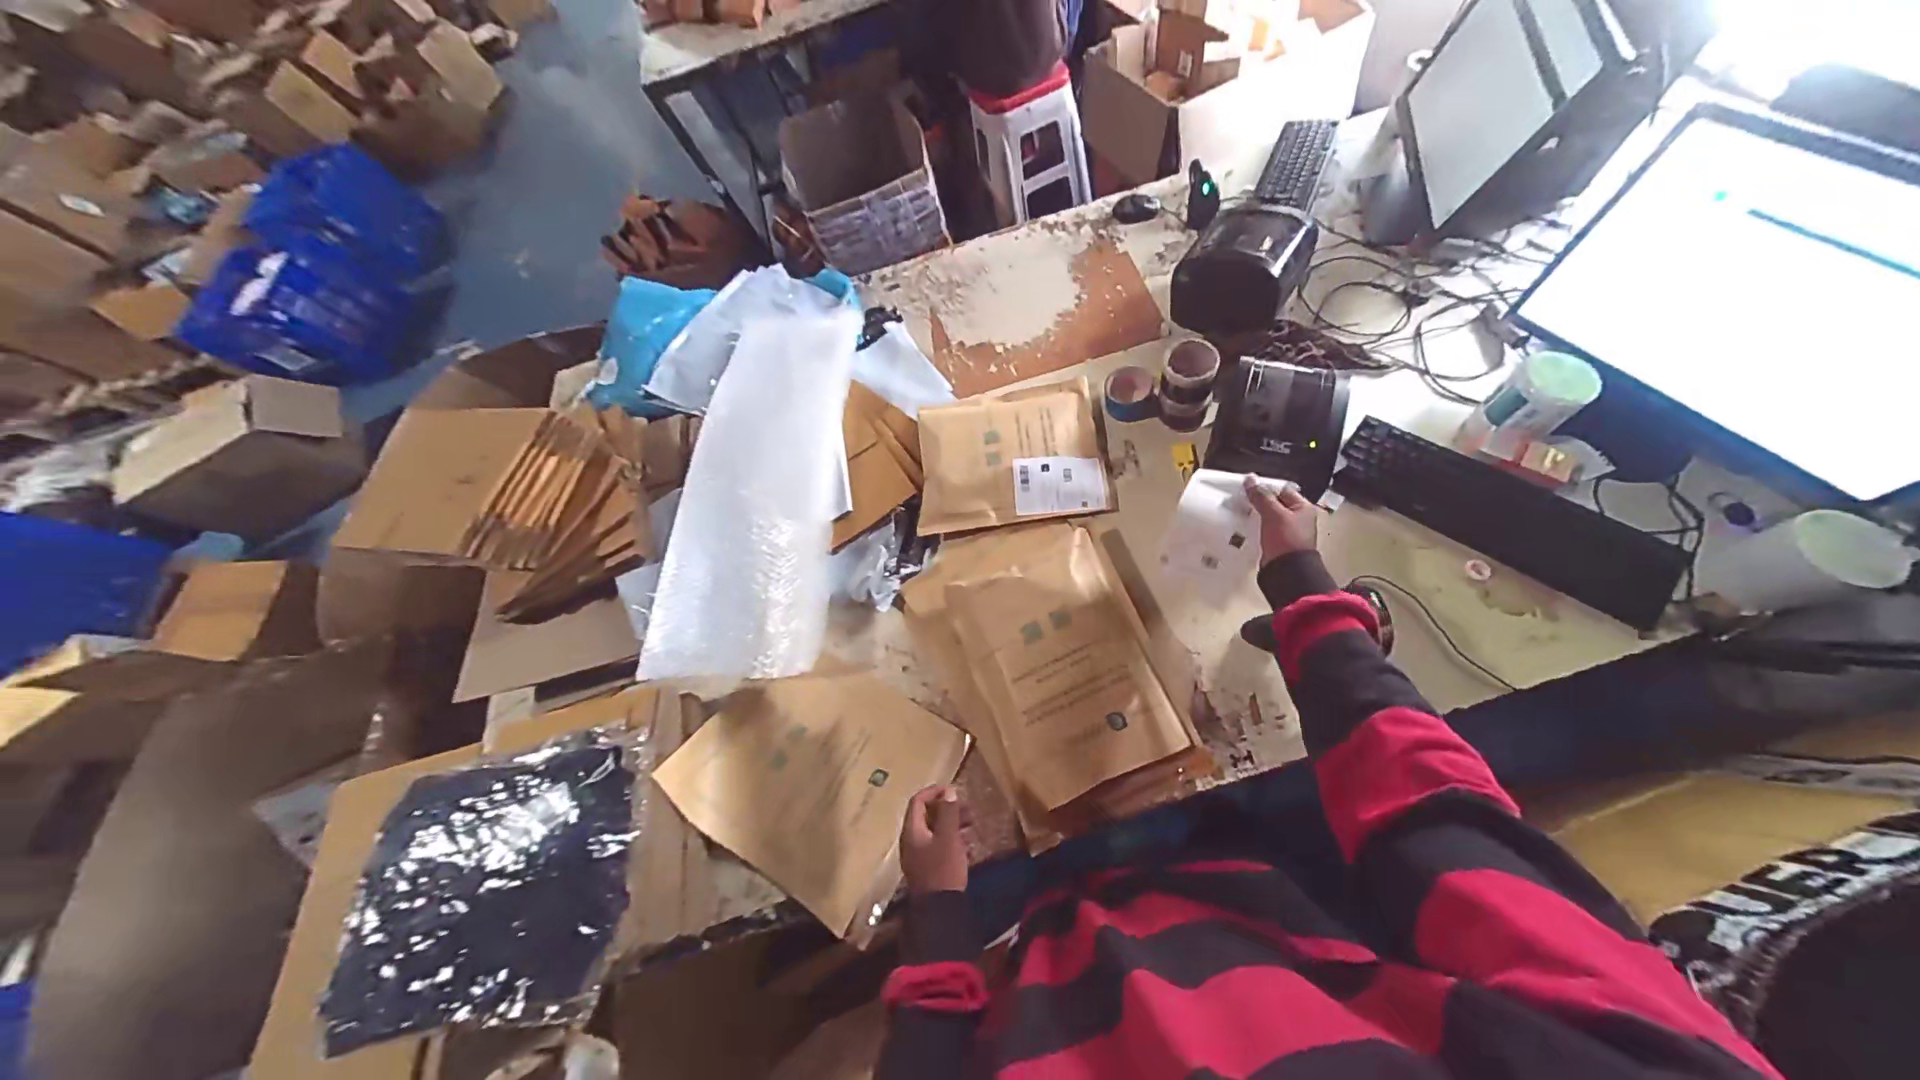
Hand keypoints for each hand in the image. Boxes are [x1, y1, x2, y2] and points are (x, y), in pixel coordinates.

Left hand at [901, 786, 969, 894]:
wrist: (940, 910)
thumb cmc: (943, 869)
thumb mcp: (948, 838)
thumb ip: (948, 813)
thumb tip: (949, 791)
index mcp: (911, 831)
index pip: (917, 802)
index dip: (934, 792)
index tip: (953, 790)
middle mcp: (911, 841)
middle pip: (926, 815)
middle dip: (946, 808)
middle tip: (967, 808)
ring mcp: (918, 855)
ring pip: (934, 830)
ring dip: (951, 822)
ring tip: (971, 823)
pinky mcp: (928, 867)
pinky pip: (938, 844)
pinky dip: (951, 838)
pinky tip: (967, 843)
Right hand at [1245, 474, 1317, 564]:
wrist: (1286, 569)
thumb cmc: (1286, 539)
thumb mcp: (1273, 513)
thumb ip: (1261, 496)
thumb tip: (1250, 480)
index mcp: (1303, 507)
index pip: (1282, 490)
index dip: (1266, 488)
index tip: (1248, 487)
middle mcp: (1297, 518)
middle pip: (1274, 503)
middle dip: (1258, 501)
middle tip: (1241, 499)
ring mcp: (1286, 531)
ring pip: (1267, 516)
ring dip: (1255, 514)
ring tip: (1239, 511)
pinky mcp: (1276, 542)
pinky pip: (1263, 529)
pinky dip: (1254, 526)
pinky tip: (1243, 525)